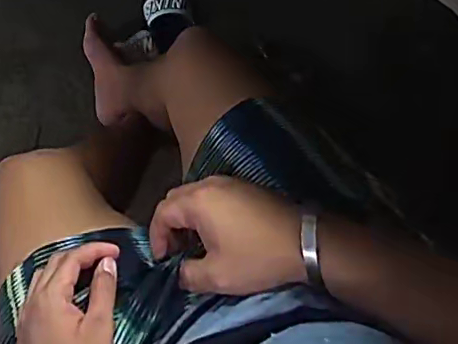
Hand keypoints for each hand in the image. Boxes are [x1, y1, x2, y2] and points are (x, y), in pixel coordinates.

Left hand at [16, 242, 118, 343]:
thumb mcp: (98, 330)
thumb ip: (103, 291)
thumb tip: (107, 263)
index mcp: (49, 295)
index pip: (73, 258)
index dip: (95, 250)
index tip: (115, 251)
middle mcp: (33, 299)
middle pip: (56, 262)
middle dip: (81, 255)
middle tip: (104, 259)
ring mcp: (26, 314)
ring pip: (45, 275)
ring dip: (66, 268)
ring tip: (89, 272)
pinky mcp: (26, 328)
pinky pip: (38, 292)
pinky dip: (55, 284)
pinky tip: (68, 295)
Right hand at [151, 177, 304, 295]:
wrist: (301, 240)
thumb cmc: (256, 257)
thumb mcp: (220, 276)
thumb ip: (191, 275)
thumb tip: (180, 272)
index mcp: (196, 201)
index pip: (162, 212)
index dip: (156, 235)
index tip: (161, 258)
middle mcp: (206, 184)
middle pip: (175, 198)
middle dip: (169, 224)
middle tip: (174, 251)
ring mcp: (225, 181)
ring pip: (193, 195)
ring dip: (187, 217)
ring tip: (194, 244)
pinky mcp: (241, 186)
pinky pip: (210, 194)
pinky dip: (203, 211)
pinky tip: (216, 232)